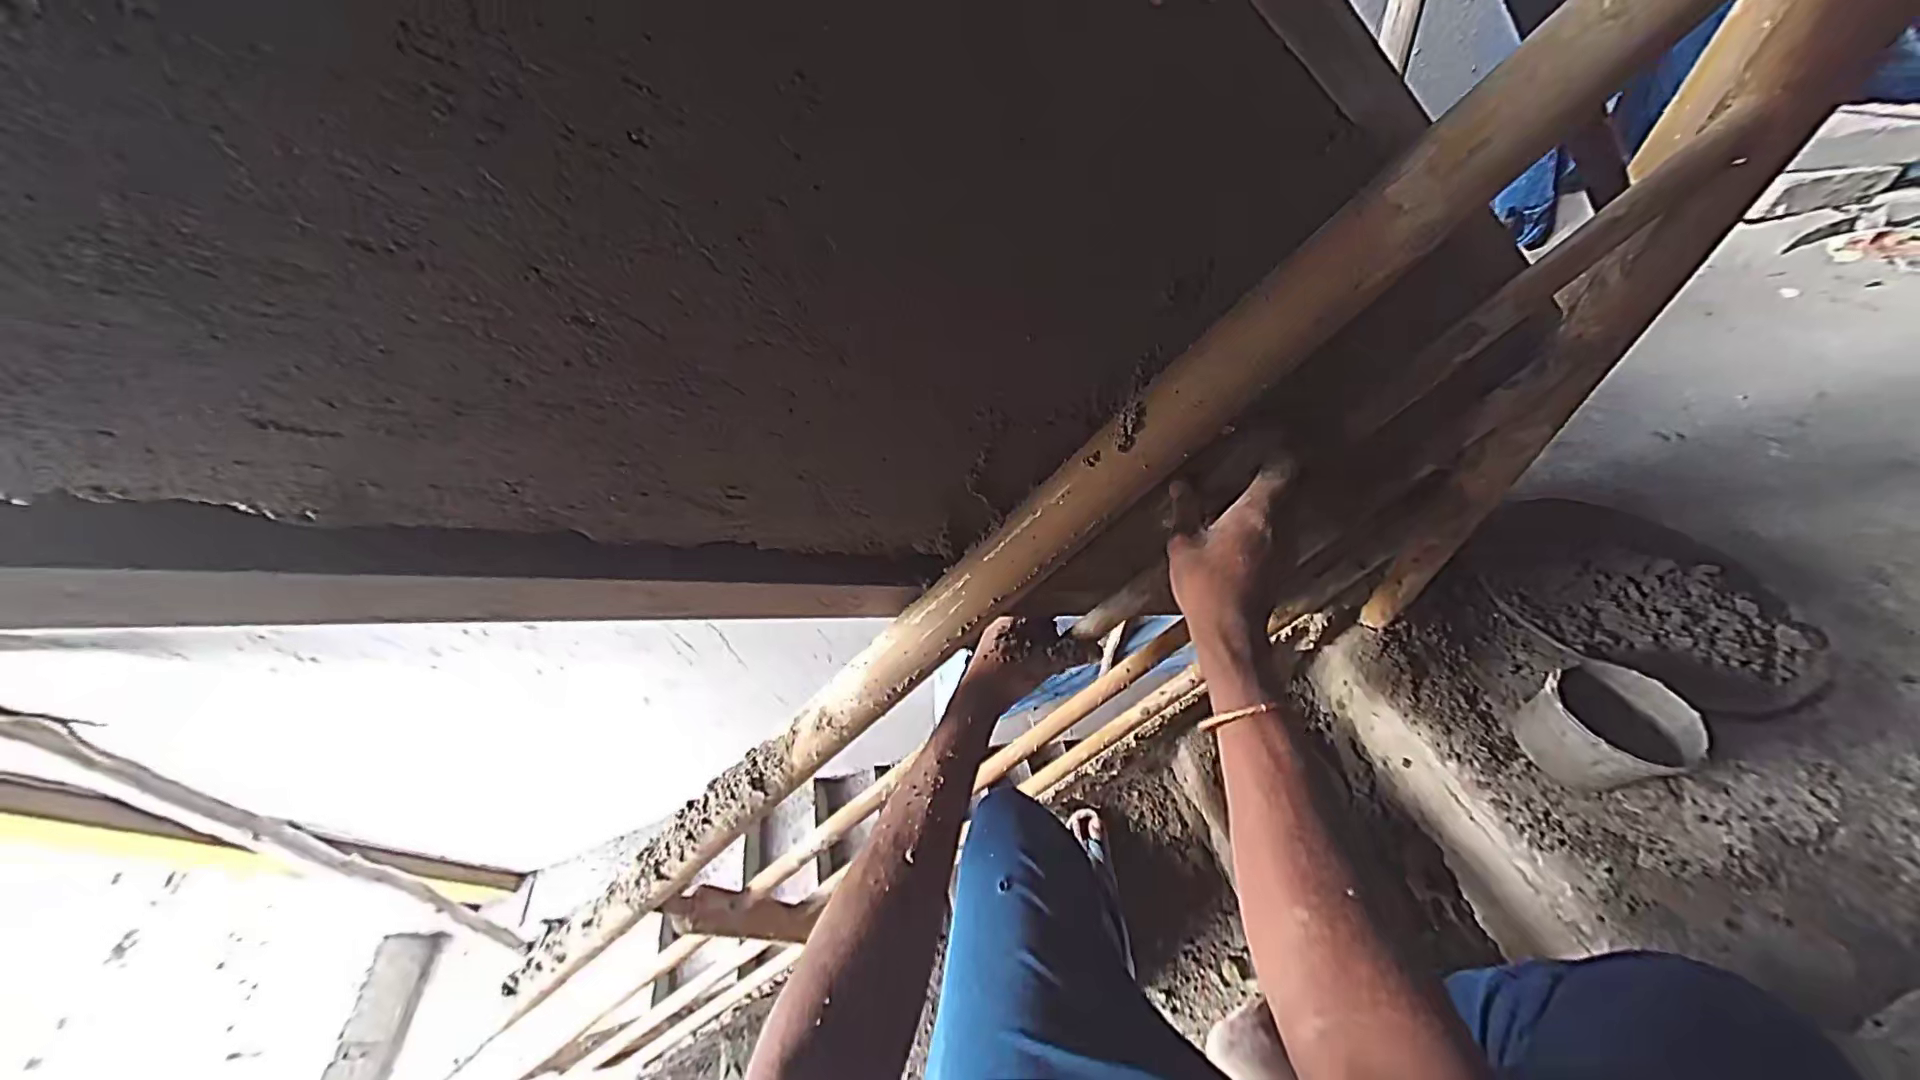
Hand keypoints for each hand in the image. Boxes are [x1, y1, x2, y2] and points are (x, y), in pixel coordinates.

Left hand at [953, 616, 1095, 712]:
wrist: (978, 700)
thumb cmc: (1008, 676)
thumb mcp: (1047, 662)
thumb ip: (1073, 653)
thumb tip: (1096, 649)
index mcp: (1012, 615)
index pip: (1044, 612)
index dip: (1060, 628)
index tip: (1070, 641)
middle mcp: (997, 622)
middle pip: (1033, 625)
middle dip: (1047, 639)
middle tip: (1057, 655)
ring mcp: (988, 639)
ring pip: (1021, 639)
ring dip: (1034, 650)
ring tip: (1041, 666)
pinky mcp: (984, 656)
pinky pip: (1010, 650)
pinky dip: (1021, 658)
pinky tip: (1024, 673)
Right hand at [1166, 462, 1295, 645]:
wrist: (1229, 629)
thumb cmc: (1204, 585)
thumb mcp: (1183, 545)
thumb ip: (1185, 511)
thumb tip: (1180, 485)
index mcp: (1255, 511)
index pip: (1281, 468)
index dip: (1272, 456)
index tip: (1255, 451)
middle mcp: (1281, 523)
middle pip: (1287, 487)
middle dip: (1268, 479)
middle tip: (1243, 475)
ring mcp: (1288, 545)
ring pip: (1286, 510)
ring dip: (1268, 505)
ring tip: (1240, 504)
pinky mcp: (1286, 564)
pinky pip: (1282, 532)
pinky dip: (1268, 527)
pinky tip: (1244, 535)